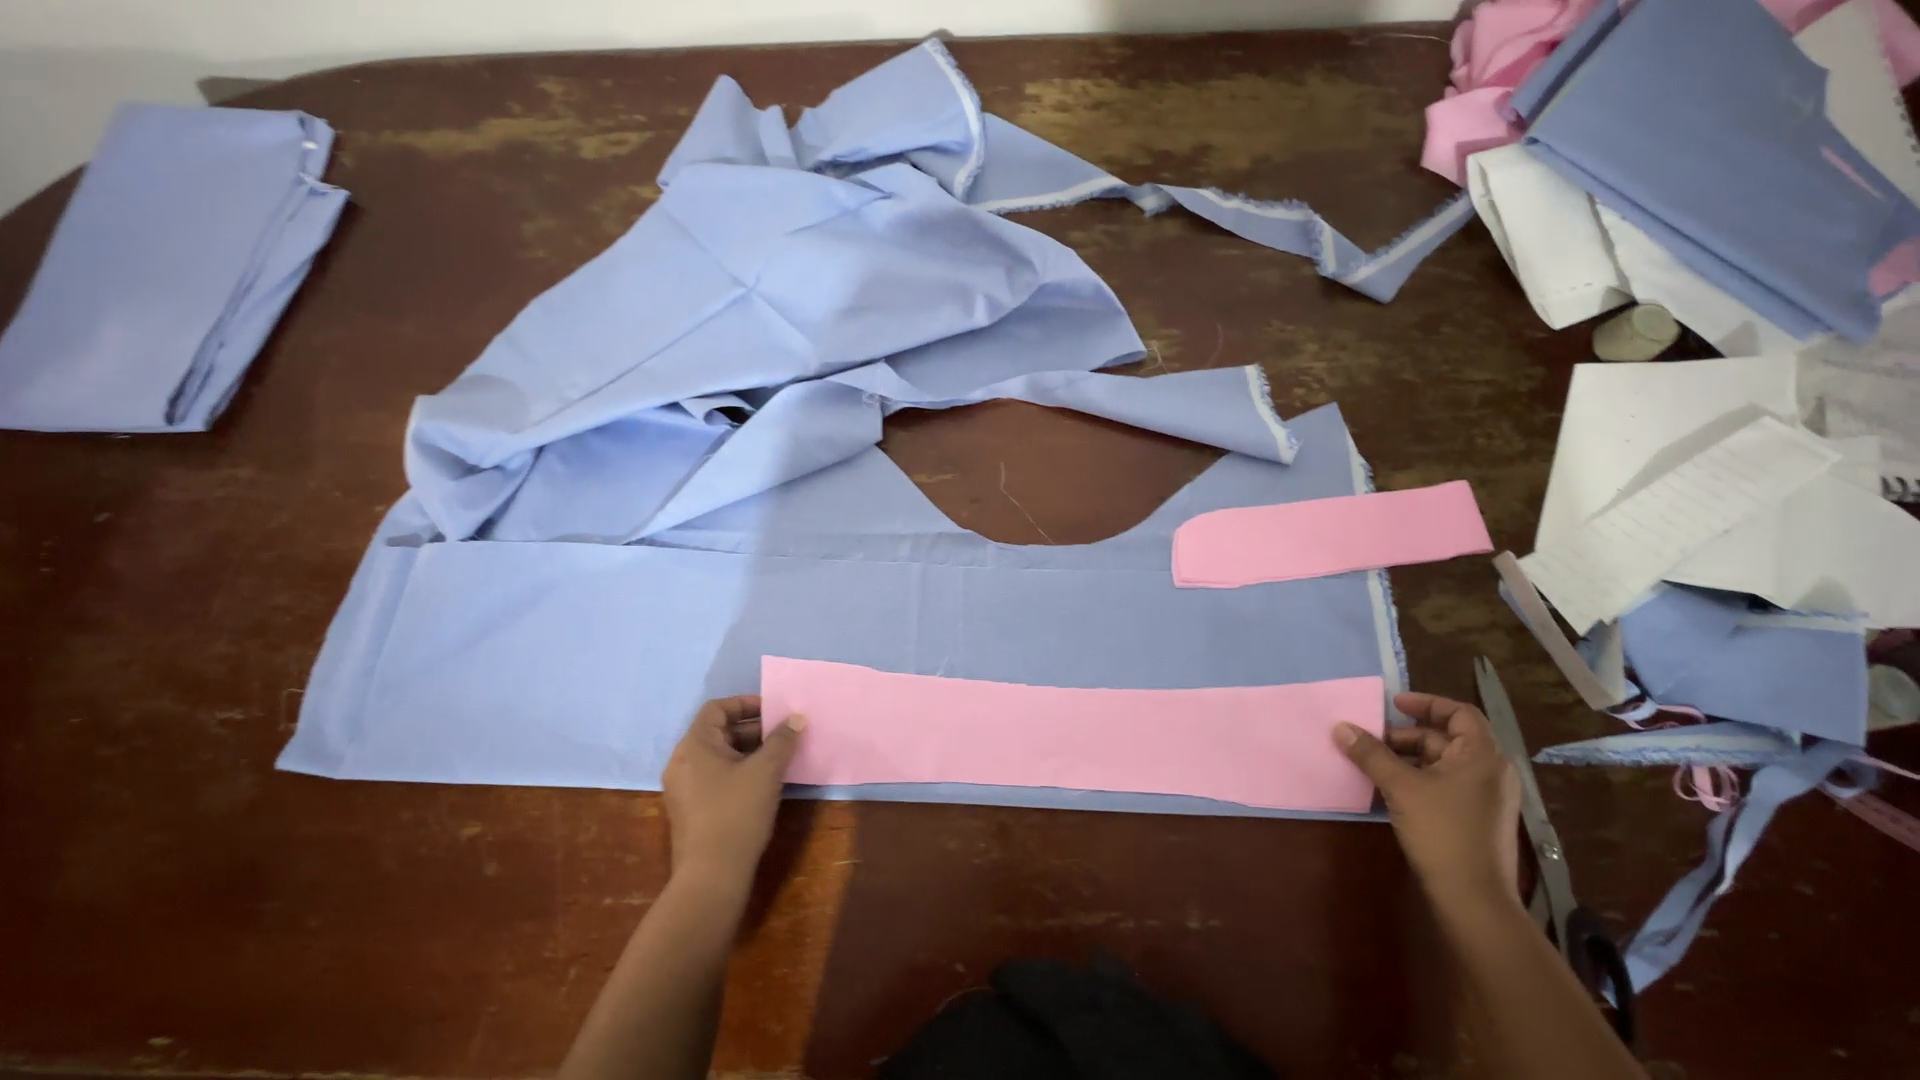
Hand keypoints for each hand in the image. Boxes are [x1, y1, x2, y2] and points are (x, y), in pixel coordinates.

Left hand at [662, 696, 804, 885]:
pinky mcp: (690, 810)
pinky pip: (714, 777)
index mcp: (694, 745)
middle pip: (718, 732)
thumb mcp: (765, 772)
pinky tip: (763, 785)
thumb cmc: (737, 813)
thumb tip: (796, 718)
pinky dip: (738, 772)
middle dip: (753, 730)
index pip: (717, 708)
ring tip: (779, 759)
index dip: (747, 704)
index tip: (775, 712)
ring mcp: (683, 788)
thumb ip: (782, 740)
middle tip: (784, 736)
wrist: (711, 875)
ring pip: (718, 757)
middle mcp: (682, 761)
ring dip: (748, 752)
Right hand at [1335, 692, 1520, 908]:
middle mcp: (1491, 771)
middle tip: (1371, 741)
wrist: (1473, 897)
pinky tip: (1391, 790)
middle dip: (1407, 736)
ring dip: (1409, 759)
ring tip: (1374, 765)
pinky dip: (1419, 779)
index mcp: (1482, 755)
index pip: (1459, 713)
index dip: (1426, 703)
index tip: (1393, 704)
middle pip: (1447, 738)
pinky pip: (1446, 784)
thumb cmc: (1442, 831)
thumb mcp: (1400, 787)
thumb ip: (1371, 754)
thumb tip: (1341, 727)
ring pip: (1443, 763)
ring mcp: (1487, 797)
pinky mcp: (1477, 818)